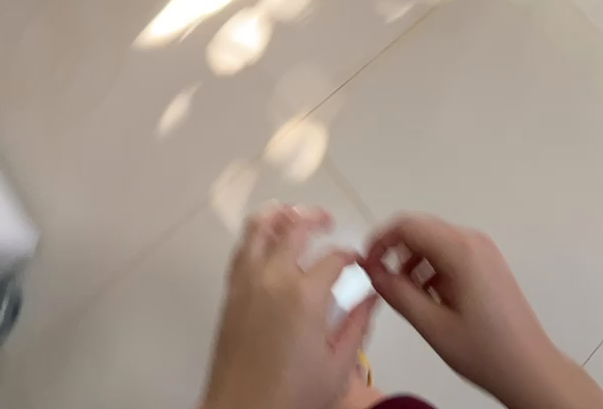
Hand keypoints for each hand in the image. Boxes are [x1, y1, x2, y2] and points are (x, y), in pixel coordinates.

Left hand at [202, 205, 380, 408]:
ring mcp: (248, 280)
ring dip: (281, 214)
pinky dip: (257, 233)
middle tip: (328, 222)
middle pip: (296, 226)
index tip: (354, 262)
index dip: (348, 255)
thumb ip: (358, 324)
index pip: (333, 257)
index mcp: (305, 294)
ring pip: (261, 226)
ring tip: (294, 213)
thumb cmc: (289, 397)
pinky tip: (266, 237)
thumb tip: (371, 296)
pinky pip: (243, 247)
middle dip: (316, 217)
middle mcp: (274, 277)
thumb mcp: (337, 367)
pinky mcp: (231, 290)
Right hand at [364, 214, 602, 408]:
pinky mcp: (488, 262)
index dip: (381, 240)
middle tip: (381, 280)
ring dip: (413, 261)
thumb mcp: (433, 326)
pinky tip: (430, 297)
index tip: (366, 263)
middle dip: (396, 251)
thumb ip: (398, 293)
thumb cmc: (485, 351)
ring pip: (434, 241)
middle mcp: (472, 240)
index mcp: (460, 249)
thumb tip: (372, 271)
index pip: (408, 225)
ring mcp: (483, 249)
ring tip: (407, 295)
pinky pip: (450, 252)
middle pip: (421, 230)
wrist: (532, 371)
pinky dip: (432, 267)